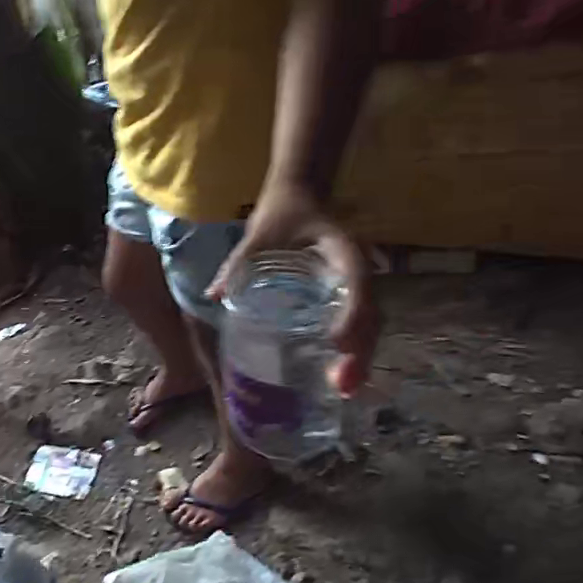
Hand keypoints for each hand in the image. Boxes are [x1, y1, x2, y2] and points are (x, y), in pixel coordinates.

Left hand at [206, 180, 378, 395]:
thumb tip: (212, 296)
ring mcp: (357, 281)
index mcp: (341, 249)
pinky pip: (360, 322)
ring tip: (344, 388)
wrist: (299, 194)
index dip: (352, 313)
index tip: (337, 343)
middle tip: (343, 385)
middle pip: (371, 311)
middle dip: (361, 350)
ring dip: (361, 355)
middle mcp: (357, 267)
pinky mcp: (349, 291)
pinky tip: (339, 373)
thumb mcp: (256, 236)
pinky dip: (355, 348)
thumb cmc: (280, 213)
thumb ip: (236, 265)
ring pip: (371, 322)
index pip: (356, 281)